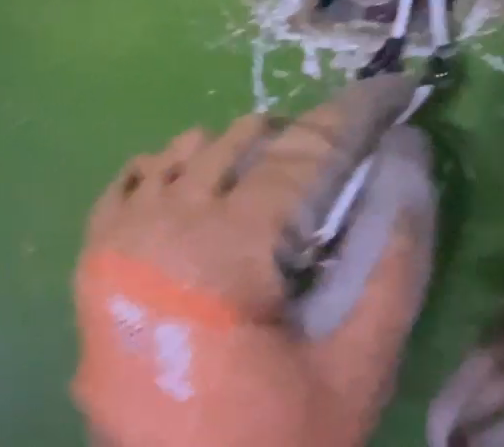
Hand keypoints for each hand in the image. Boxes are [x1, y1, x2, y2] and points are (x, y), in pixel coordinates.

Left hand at [72, 104, 436, 446]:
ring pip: (185, 149)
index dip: (353, 115)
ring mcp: (120, 235)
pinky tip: (194, 193)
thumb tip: (410, 179)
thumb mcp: (352, 372)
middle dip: (296, 141)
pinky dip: (170, 171)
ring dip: (234, 156)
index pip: (302, 153)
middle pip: (240, 139)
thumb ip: (389, 273)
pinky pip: (132, 177)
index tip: (393, 91)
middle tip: (332, 170)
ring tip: (268, 188)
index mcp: (228, 248)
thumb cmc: (271, 441)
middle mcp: (165, 221)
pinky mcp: (93, 256)